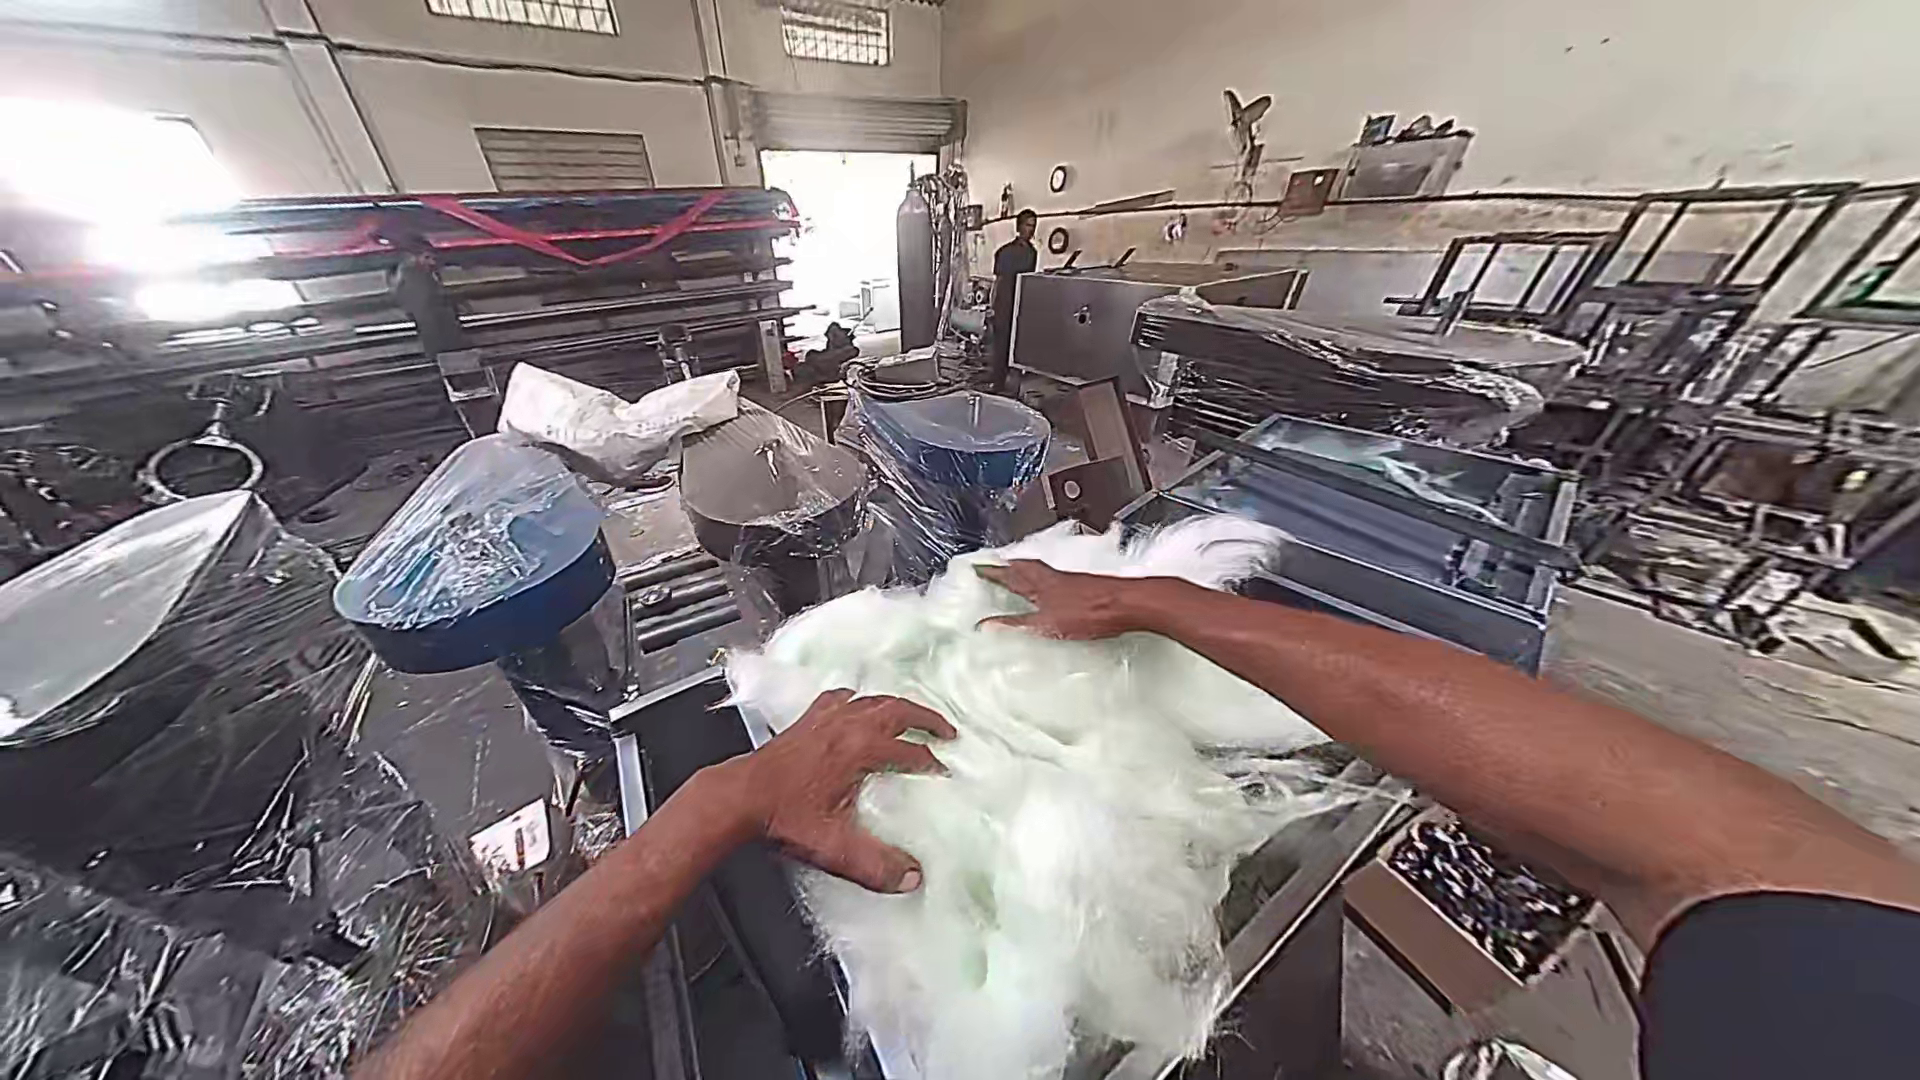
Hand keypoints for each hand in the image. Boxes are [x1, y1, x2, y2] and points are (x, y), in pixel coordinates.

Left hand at [727, 690, 954, 892]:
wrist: (742, 796)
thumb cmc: (786, 817)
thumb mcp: (833, 844)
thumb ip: (874, 863)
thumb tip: (913, 876)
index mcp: (861, 749)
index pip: (909, 751)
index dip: (930, 762)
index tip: (943, 771)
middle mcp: (850, 724)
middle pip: (899, 711)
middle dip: (927, 719)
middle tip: (946, 731)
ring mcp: (829, 716)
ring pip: (875, 699)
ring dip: (899, 706)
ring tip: (913, 715)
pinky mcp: (810, 717)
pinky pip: (842, 698)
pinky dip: (858, 699)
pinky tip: (858, 705)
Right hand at [974, 560, 1169, 639]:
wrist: (1127, 603)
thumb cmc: (1089, 613)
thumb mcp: (1046, 624)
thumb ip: (1015, 624)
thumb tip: (985, 624)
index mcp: (1038, 584)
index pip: (1008, 576)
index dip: (991, 572)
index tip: (976, 567)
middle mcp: (1051, 576)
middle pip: (1023, 566)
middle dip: (1007, 565)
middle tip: (995, 563)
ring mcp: (1068, 579)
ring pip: (1039, 568)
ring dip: (1024, 567)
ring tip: (1016, 569)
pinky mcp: (1083, 584)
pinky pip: (1053, 574)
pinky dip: (1042, 575)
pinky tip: (1048, 585)